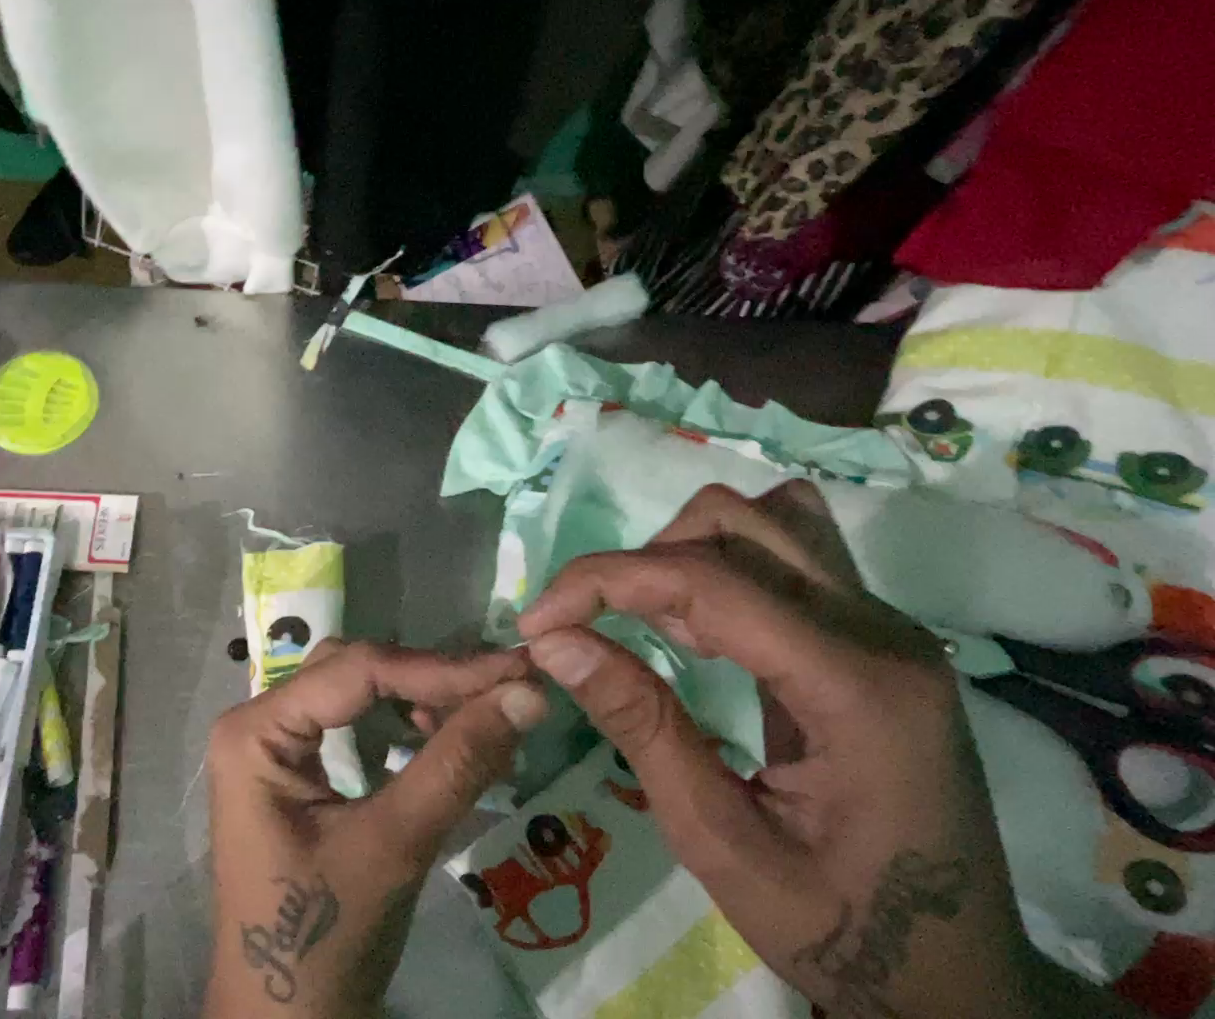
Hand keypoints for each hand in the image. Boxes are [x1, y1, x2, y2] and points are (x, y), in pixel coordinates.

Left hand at [203, 640, 546, 1018]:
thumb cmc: (324, 937)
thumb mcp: (393, 846)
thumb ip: (457, 764)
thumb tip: (527, 694)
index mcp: (255, 730)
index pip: (355, 670)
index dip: (440, 668)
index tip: (517, 672)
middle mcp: (256, 722)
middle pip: (352, 671)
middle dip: (430, 679)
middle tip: (506, 690)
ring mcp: (273, 746)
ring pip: (354, 693)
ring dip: (419, 699)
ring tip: (483, 716)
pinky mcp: (296, 771)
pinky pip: (352, 726)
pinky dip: (401, 727)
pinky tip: (444, 741)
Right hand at [519, 482, 1136, 1018]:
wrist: (957, 975)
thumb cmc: (838, 926)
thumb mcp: (718, 841)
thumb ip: (640, 726)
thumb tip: (553, 642)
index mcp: (856, 687)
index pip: (710, 579)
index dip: (605, 582)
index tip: (537, 622)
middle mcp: (883, 633)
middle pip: (740, 523)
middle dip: (641, 561)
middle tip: (589, 627)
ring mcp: (888, 628)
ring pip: (767, 520)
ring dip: (684, 553)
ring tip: (647, 624)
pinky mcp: (876, 637)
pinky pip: (788, 554)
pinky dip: (721, 565)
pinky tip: (698, 628)